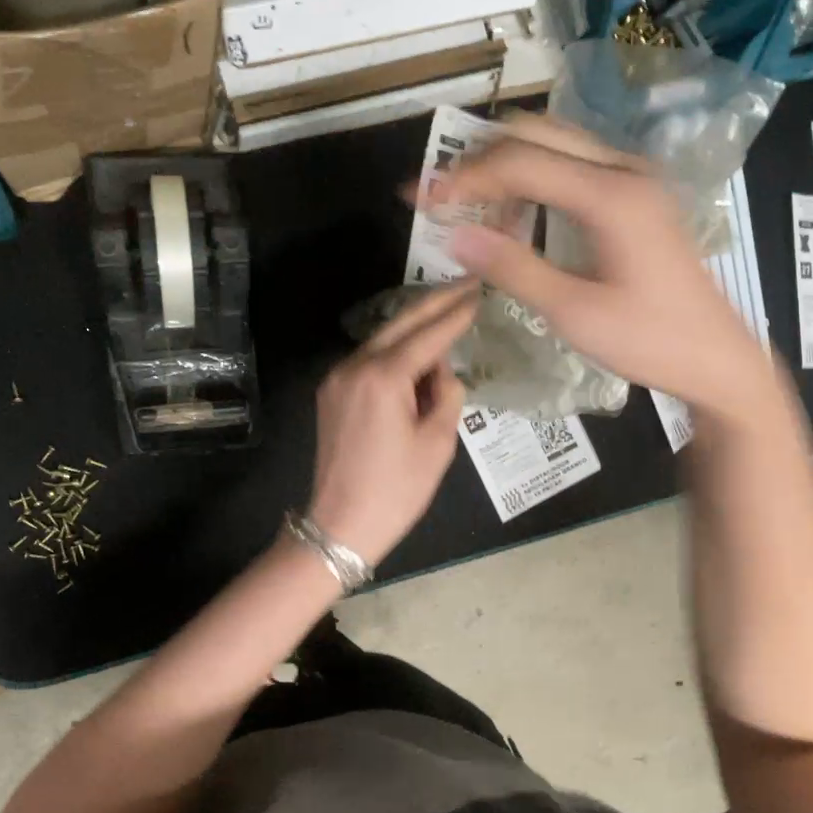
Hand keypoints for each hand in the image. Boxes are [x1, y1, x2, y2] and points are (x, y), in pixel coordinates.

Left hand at [307, 287, 473, 565]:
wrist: (340, 526)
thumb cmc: (396, 491)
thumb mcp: (438, 444)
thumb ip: (447, 395)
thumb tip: (443, 372)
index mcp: (383, 377)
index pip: (429, 333)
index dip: (457, 312)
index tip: (481, 291)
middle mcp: (354, 367)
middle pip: (400, 323)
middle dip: (435, 303)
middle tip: (467, 286)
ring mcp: (337, 379)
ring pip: (382, 339)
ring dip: (414, 326)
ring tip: (448, 312)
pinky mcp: (331, 394)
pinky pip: (368, 360)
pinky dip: (395, 351)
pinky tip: (418, 352)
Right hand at [437, 117, 776, 419]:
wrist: (714, 356)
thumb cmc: (648, 341)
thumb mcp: (573, 313)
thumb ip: (514, 269)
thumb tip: (454, 236)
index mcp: (611, 196)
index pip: (521, 163)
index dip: (464, 177)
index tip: (420, 199)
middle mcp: (624, 170)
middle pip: (537, 135)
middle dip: (480, 160)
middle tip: (436, 194)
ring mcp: (634, 179)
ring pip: (555, 144)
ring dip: (506, 166)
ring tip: (466, 206)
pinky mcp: (635, 196)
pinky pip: (573, 166)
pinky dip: (534, 179)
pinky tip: (513, 217)